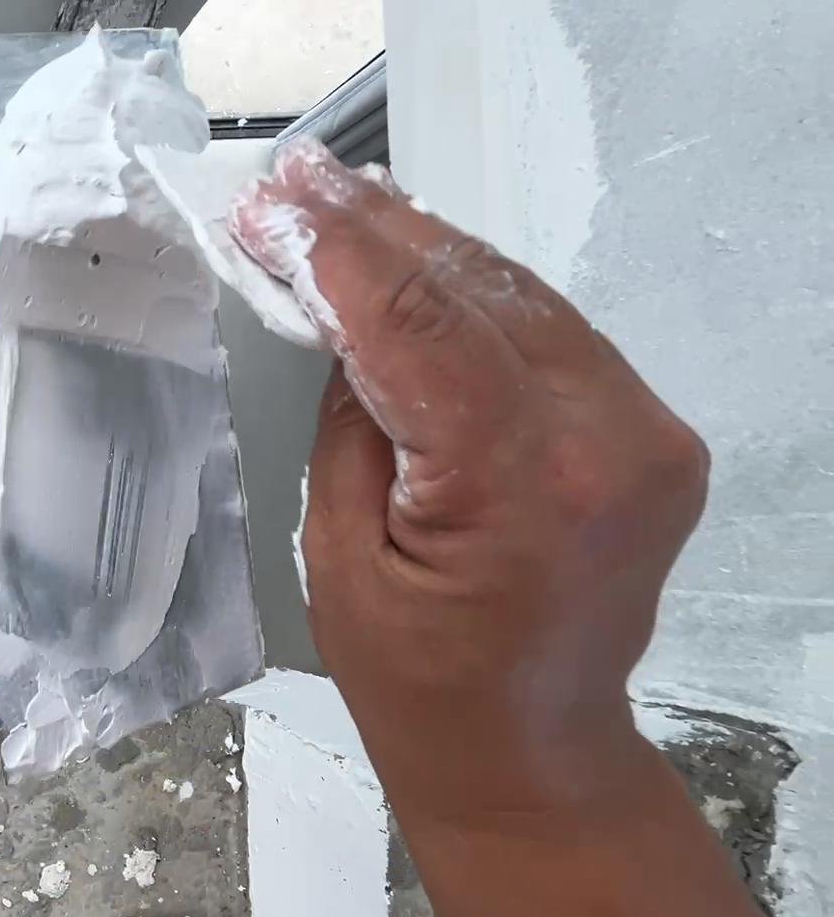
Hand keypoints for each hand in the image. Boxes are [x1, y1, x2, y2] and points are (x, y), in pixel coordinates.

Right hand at [231, 140, 709, 823]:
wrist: (518, 738)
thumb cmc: (408, 671)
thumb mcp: (339, 553)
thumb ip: (352, 432)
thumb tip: (346, 339)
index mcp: (523, 483)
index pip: (416, 330)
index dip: (336, 258)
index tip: (272, 209)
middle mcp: (612, 435)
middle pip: (477, 290)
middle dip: (374, 226)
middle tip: (296, 178)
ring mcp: (643, 423)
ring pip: (515, 293)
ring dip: (417, 242)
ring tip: (337, 195)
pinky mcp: (638, 423)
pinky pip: (537, 328)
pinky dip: (462, 286)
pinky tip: (407, 252)